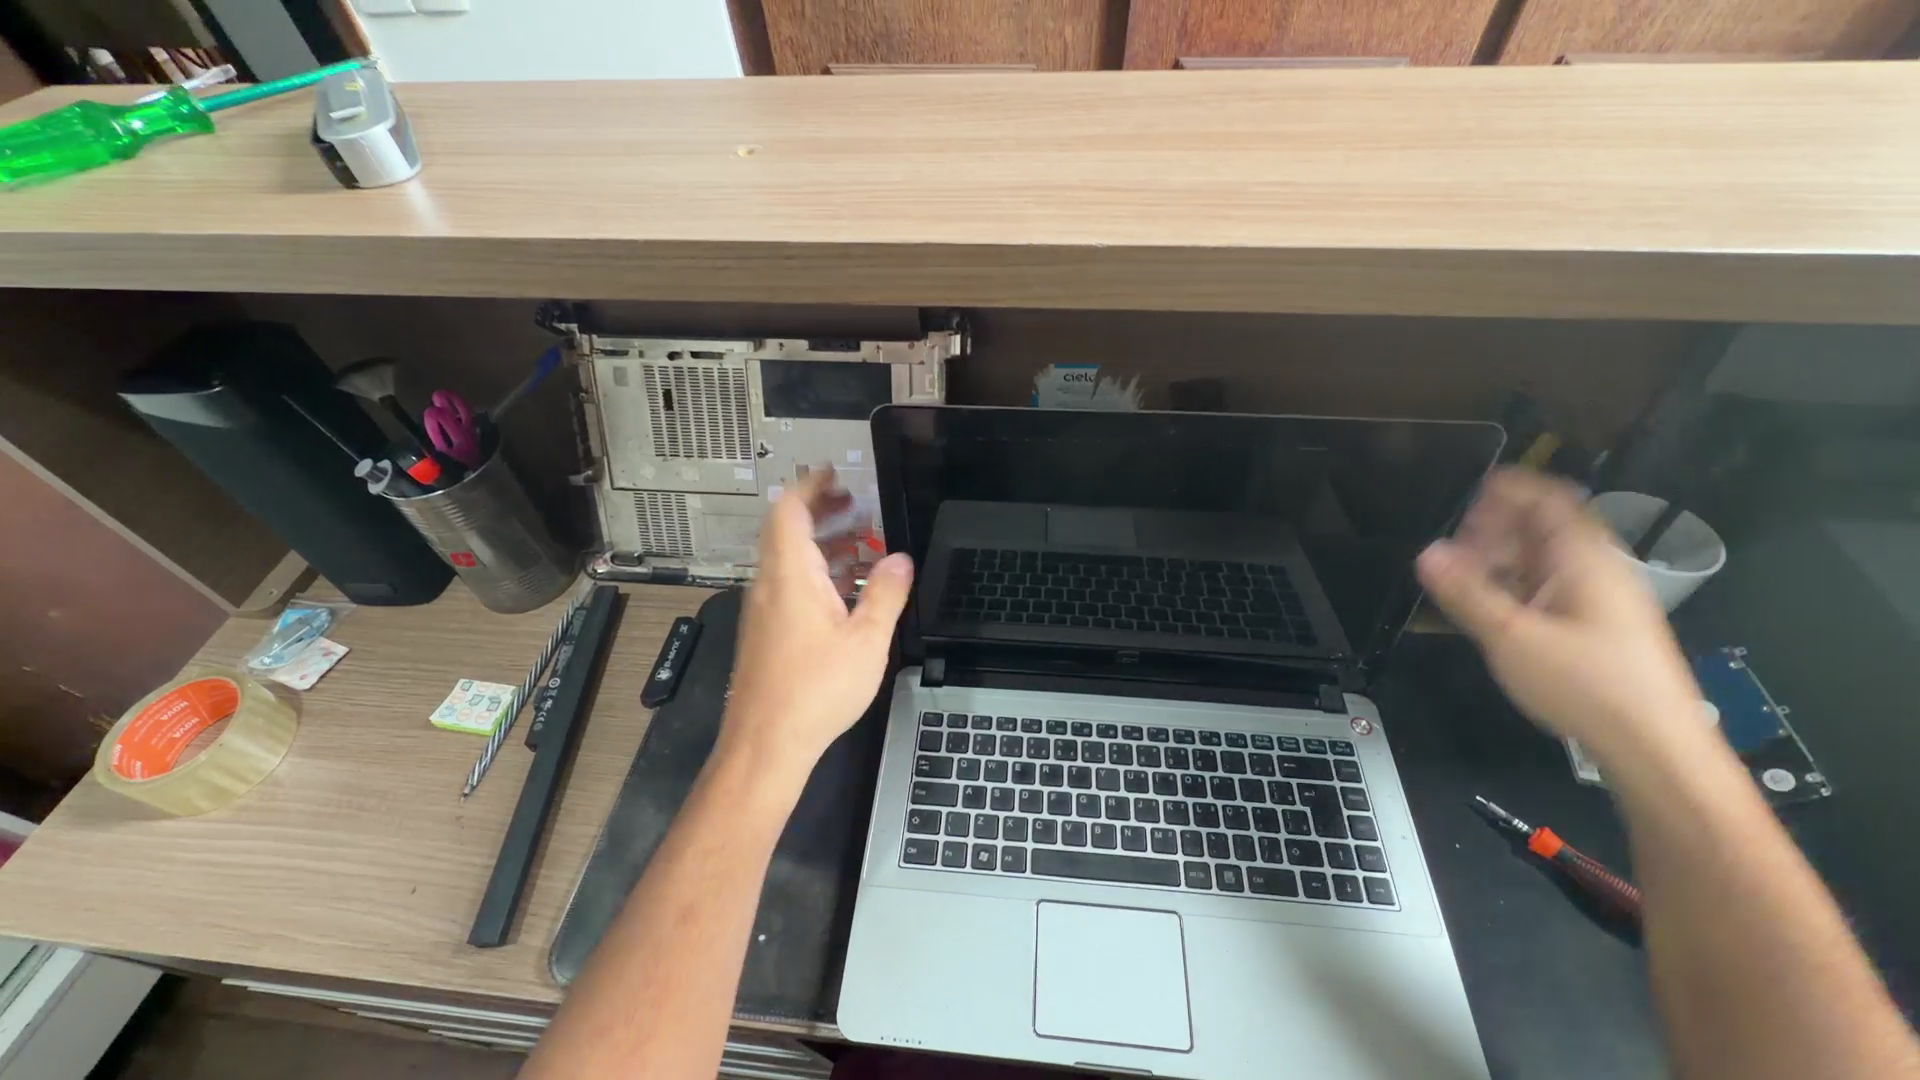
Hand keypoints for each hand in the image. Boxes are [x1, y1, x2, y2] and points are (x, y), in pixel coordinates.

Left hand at [719, 467, 913, 782]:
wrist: (765, 743)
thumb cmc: (814, 691)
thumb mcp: (866, 640)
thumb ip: (886, 594)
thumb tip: (901, 560)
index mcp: (790, 575)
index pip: (789, 510)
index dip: (810, 485)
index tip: (834, 473)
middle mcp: (769, 585)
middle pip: (788, 531)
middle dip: (823, 512)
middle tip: (857, 505)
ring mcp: (764, 609)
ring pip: (790, 560)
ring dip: (823, 545)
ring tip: (862, 545)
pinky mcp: (766, 632)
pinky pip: (789, 585)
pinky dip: (816, 574)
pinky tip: (846, 591)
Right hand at [1414, 468, 1704, 762]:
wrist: (1654, 747)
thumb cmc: (1586, 685)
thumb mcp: (1513, 638)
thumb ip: (1467, 593)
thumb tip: (1427, 553)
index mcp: (1584, 560)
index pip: (1549, 501)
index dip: (1509, 490)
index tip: (1468, 496)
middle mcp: (1598, 571)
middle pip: (1546, 529)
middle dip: (1496, 529)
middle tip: (1455, 547)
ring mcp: (1603, 601)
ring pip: (1548, 562)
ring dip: (1504, 560)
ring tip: (1465, 578)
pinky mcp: (1600, 629)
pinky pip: (1553, 588)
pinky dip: (1519, 586)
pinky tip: (1494, 610)